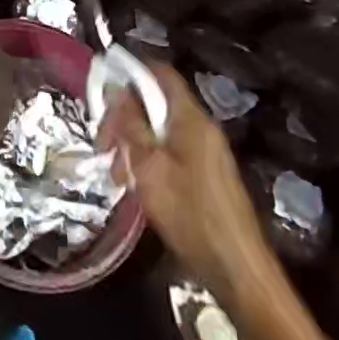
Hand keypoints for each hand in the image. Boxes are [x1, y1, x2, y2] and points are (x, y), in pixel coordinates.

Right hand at [100, 64, 268, 289]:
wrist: (236, 268)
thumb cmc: (190, 214)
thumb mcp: (150, 168)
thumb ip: (132, 125)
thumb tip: (117, 88)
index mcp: (191, 118)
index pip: (161, 74)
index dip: (132, 71)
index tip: (103, 85)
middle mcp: (201, 127)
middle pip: (158, 104)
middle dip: (126, 118)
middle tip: (103, 144)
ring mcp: (207, 151)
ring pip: (162, 131)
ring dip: (135, 144)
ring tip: (116, 174)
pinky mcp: (207, 174)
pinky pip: (172, 152)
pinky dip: (150, 160)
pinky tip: (136, 186)